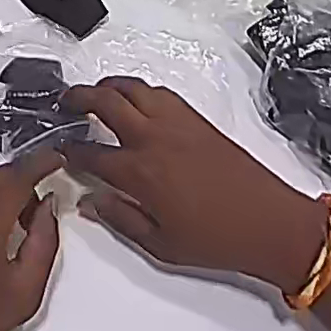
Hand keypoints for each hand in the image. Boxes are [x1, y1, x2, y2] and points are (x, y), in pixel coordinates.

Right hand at [63, 76, 323, 290]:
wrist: (270, 224)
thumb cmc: (217, 240)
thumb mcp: (161, 245)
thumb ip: (119, 219)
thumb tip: (89, 202)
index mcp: (139, 173)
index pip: (89, 153)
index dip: (68, 150)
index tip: (60, 150)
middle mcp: (152, 139)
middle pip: (103, 101)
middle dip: (77, 98)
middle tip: (66, 102)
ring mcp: (174, 122)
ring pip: (130, 87)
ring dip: (106, 86)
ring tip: (95, 94)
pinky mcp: (194, 117)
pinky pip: (158, 91)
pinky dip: (138, 89)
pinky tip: (134, 100)